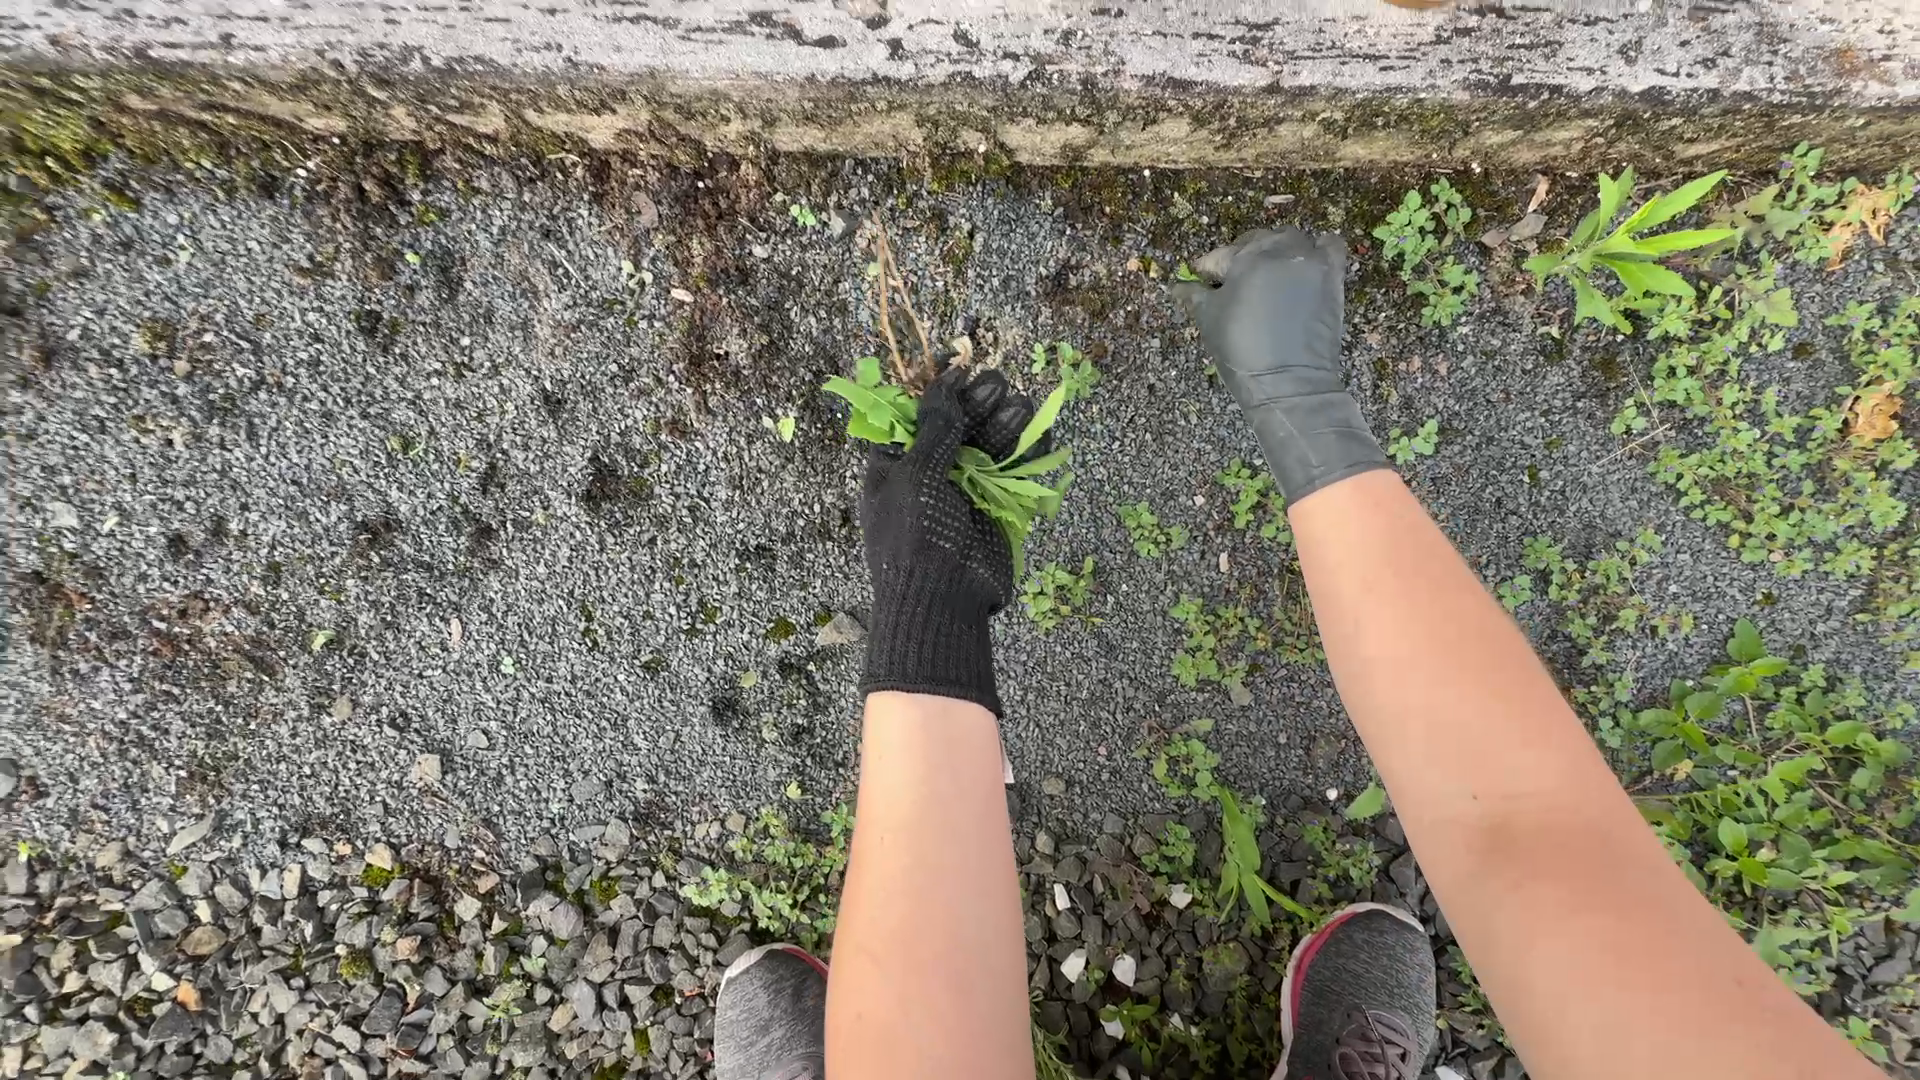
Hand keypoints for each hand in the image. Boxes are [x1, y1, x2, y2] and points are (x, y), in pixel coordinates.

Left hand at [858, 366, 1042, 715]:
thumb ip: (935, 428)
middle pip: (960, 424)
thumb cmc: (915, 536)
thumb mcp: (915, 476)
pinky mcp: (998, 505)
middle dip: (978, 403)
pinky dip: (1027, 448)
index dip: (942, 391)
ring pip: (990, 442)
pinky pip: (1014, 469)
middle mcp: (932, 471)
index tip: (964, 369)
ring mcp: (966, 488)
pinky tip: (1038, 428)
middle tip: (997, 388)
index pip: (919, 414)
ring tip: (1018, 406)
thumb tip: (947, 381)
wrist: (941, 599)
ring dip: (1004, 421)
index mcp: (898, 462)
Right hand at [1172, 227, 1386, 502]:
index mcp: (1246, 258)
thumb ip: (1194, 296)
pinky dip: (1315, 252)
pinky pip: (1328, 248)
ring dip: (1276, 252)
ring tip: (1268, 277)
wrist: (1288, 380)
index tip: (1202, 285)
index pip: (1219, 256)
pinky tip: (1304, 268)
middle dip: (1242, 258)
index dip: (1207, 272)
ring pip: (1290, 241)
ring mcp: (1310, 260)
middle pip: (1256, 243)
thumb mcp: (1209, 321)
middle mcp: (1280, 249)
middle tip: (1234, 285)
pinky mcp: (1333, 275)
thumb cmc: (1241, 349)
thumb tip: (1178, 286)